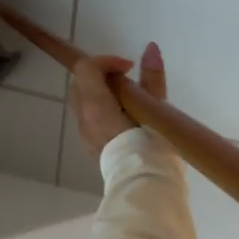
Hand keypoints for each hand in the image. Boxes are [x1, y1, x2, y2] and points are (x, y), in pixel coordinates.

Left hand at [69, 41, 165, 155]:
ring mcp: (86, 137)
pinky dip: (103, 113)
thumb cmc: (153, 151)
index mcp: (96, 106)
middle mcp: (85, 119)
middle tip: (128, 85)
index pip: (87, 68)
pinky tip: (126, 125)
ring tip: (130, 106)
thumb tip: (151, 48)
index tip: (130, 69)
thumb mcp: (157, 113)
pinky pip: (91, 122)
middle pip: (80, 84)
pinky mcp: (92, 151)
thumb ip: (153, 80)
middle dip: (101, 77)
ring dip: (102, 96)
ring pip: (84, 104)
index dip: (107, 61)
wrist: (148, 191)